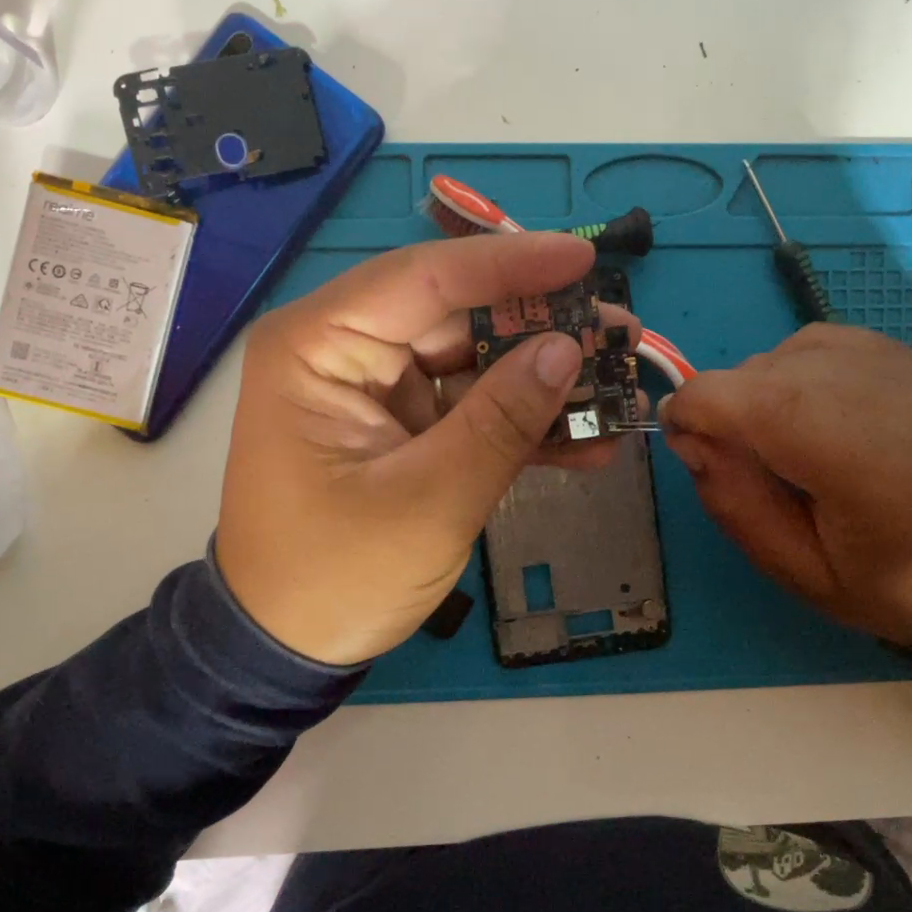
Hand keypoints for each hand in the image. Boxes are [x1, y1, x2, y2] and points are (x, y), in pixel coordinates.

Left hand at [216, 233, 633, 664]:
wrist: (290, 649)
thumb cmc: (338, 575)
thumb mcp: (429, 500)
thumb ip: (501, 420)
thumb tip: (567, 349)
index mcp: (319, 347)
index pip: (423, 279)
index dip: (510, 265)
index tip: (584, 262)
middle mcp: (346, 352)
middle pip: (457, 315)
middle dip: (541, 325)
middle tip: (620, 332)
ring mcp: (379, 391)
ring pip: (475, 360)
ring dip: (545, 377)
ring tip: (621, 382)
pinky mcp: (406, 429)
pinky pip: (473, 409)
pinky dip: (525, 425)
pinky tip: (589, 442)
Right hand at [658, 324, 911, 645]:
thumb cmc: (893, 583)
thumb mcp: (798, 571)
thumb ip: (734, 502)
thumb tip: (689, 437)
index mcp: (865, 465)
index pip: (756, 401)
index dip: (697, 408)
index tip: (680, 439)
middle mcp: (889, 397)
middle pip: (767, 370)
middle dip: (727, 404)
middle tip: (734, 456)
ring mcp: (905, 368)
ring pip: (789, 349)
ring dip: (761, 387)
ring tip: (780, 438)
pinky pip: (824, 343)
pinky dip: (796, 370)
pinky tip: (813, 412)